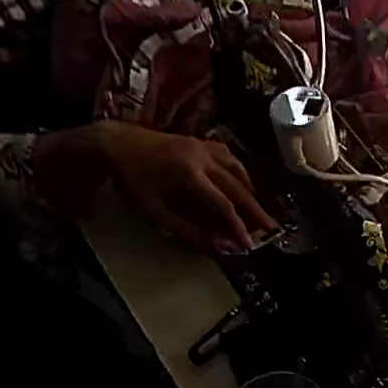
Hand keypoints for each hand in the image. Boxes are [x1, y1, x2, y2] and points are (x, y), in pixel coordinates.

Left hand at [100, 123, 277, 251]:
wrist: (115, 144)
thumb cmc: (133, 182)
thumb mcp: (157, 213)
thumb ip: (191, 231)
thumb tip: (221, 245)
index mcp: (189, 174)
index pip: (223, 206)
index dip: (239, 227)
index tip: (249, 245)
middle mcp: (201, 157)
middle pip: (237, 187)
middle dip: (256, 211)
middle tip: (272, 229)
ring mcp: (202, 146)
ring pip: (237, 170)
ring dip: (252, 192)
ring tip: (261, 210)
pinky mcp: (199, 142)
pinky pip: (229, 157)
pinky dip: (240, 173)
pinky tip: (244, 185)